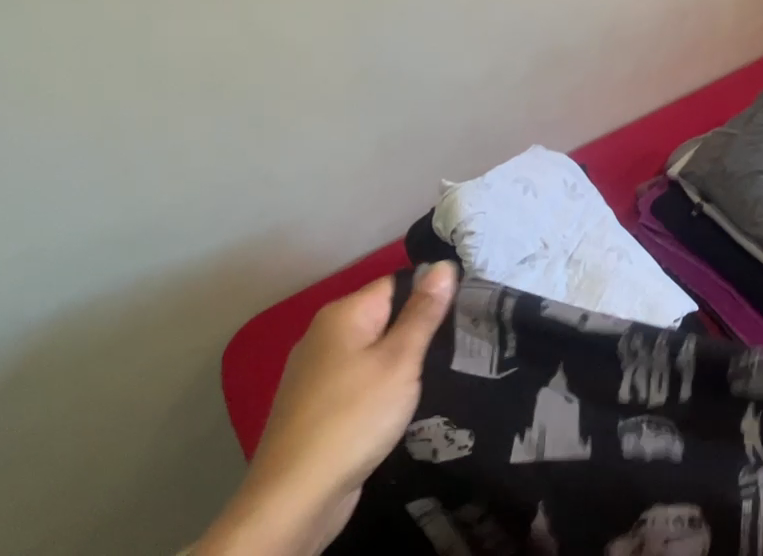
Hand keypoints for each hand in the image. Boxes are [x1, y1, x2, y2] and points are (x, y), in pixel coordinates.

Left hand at [196, 262, 459, 555]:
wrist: (295, 497)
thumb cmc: (354, 417)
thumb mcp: (400, 360)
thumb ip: (423, 312)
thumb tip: (443, 265)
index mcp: (342, 314)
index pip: (397, 283)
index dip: (432, 293)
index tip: (467, 310)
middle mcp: (324, 335)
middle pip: (385, 316)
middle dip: (420, 328)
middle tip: (464, 342)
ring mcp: (317, 372)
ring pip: (374, 350)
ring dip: (404, 360)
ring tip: (444, 369)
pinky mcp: (318, 405)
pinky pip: (361, 379)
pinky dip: (384, 385)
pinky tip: (406, 401)